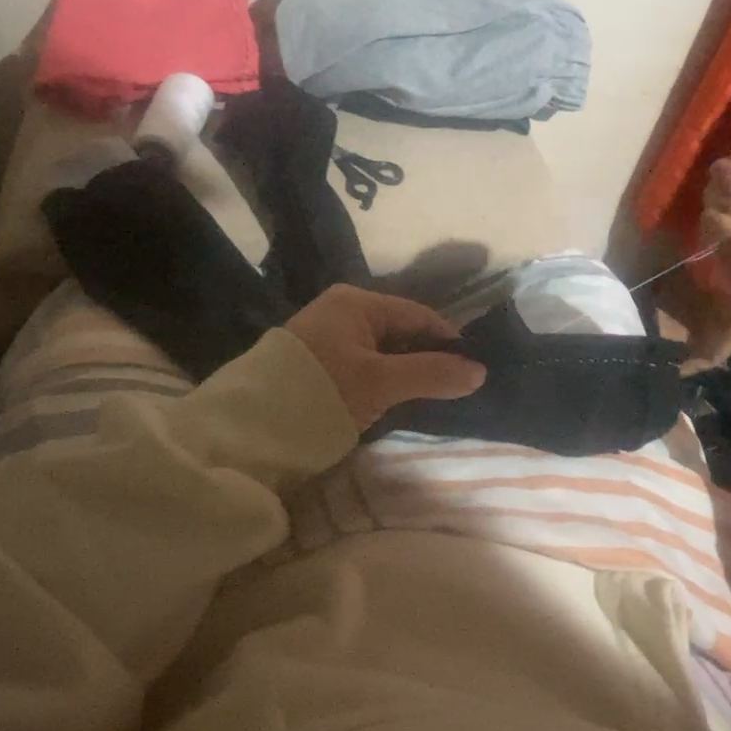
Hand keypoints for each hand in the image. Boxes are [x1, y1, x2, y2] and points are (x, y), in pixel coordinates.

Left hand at [284, 284, 487, 427]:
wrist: (251, 428)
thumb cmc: (323, 391)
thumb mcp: (382, 383)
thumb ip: (431, 374)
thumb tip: (480, 372)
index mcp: (355, 302)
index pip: (417, 314)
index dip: (448, 341)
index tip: (472, 370)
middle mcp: (339, 310)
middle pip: (398, 332)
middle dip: (425, 358)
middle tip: (452, 389)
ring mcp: (323, 336)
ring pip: (379, 351)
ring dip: (402, 373)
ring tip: (425, 399)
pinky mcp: (313, 362)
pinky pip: (360, 364)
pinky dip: (379, 381)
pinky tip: (390, 402)